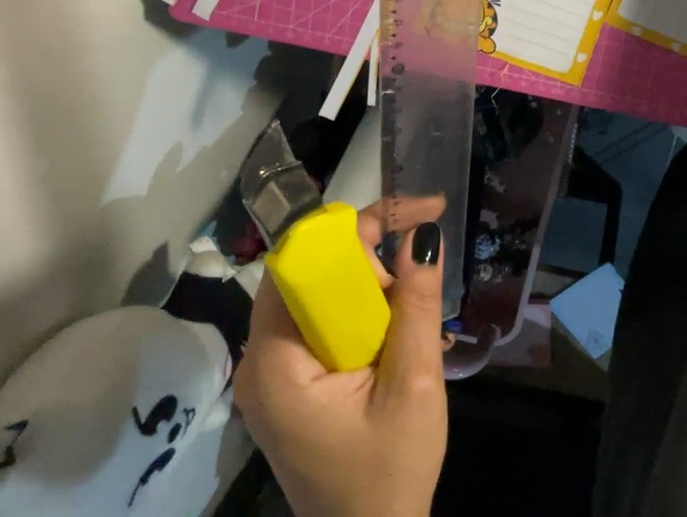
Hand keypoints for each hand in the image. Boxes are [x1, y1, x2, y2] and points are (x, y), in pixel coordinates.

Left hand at [236, 208, 447, 516]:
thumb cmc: (389, 472)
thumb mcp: (412, 386)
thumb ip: (417, 307)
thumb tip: (422, 234)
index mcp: (276, 362)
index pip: (304, 260)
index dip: (359, 225)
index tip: (418, 213)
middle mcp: (262, 359)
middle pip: (313, 271)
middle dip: (374, 257)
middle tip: (424, 274)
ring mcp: (275, 372)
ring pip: (323, 293)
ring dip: (377, 285)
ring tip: (420, 312)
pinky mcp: (293, 381)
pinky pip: (326, 321)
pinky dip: (369, 310)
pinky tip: (403, 331)